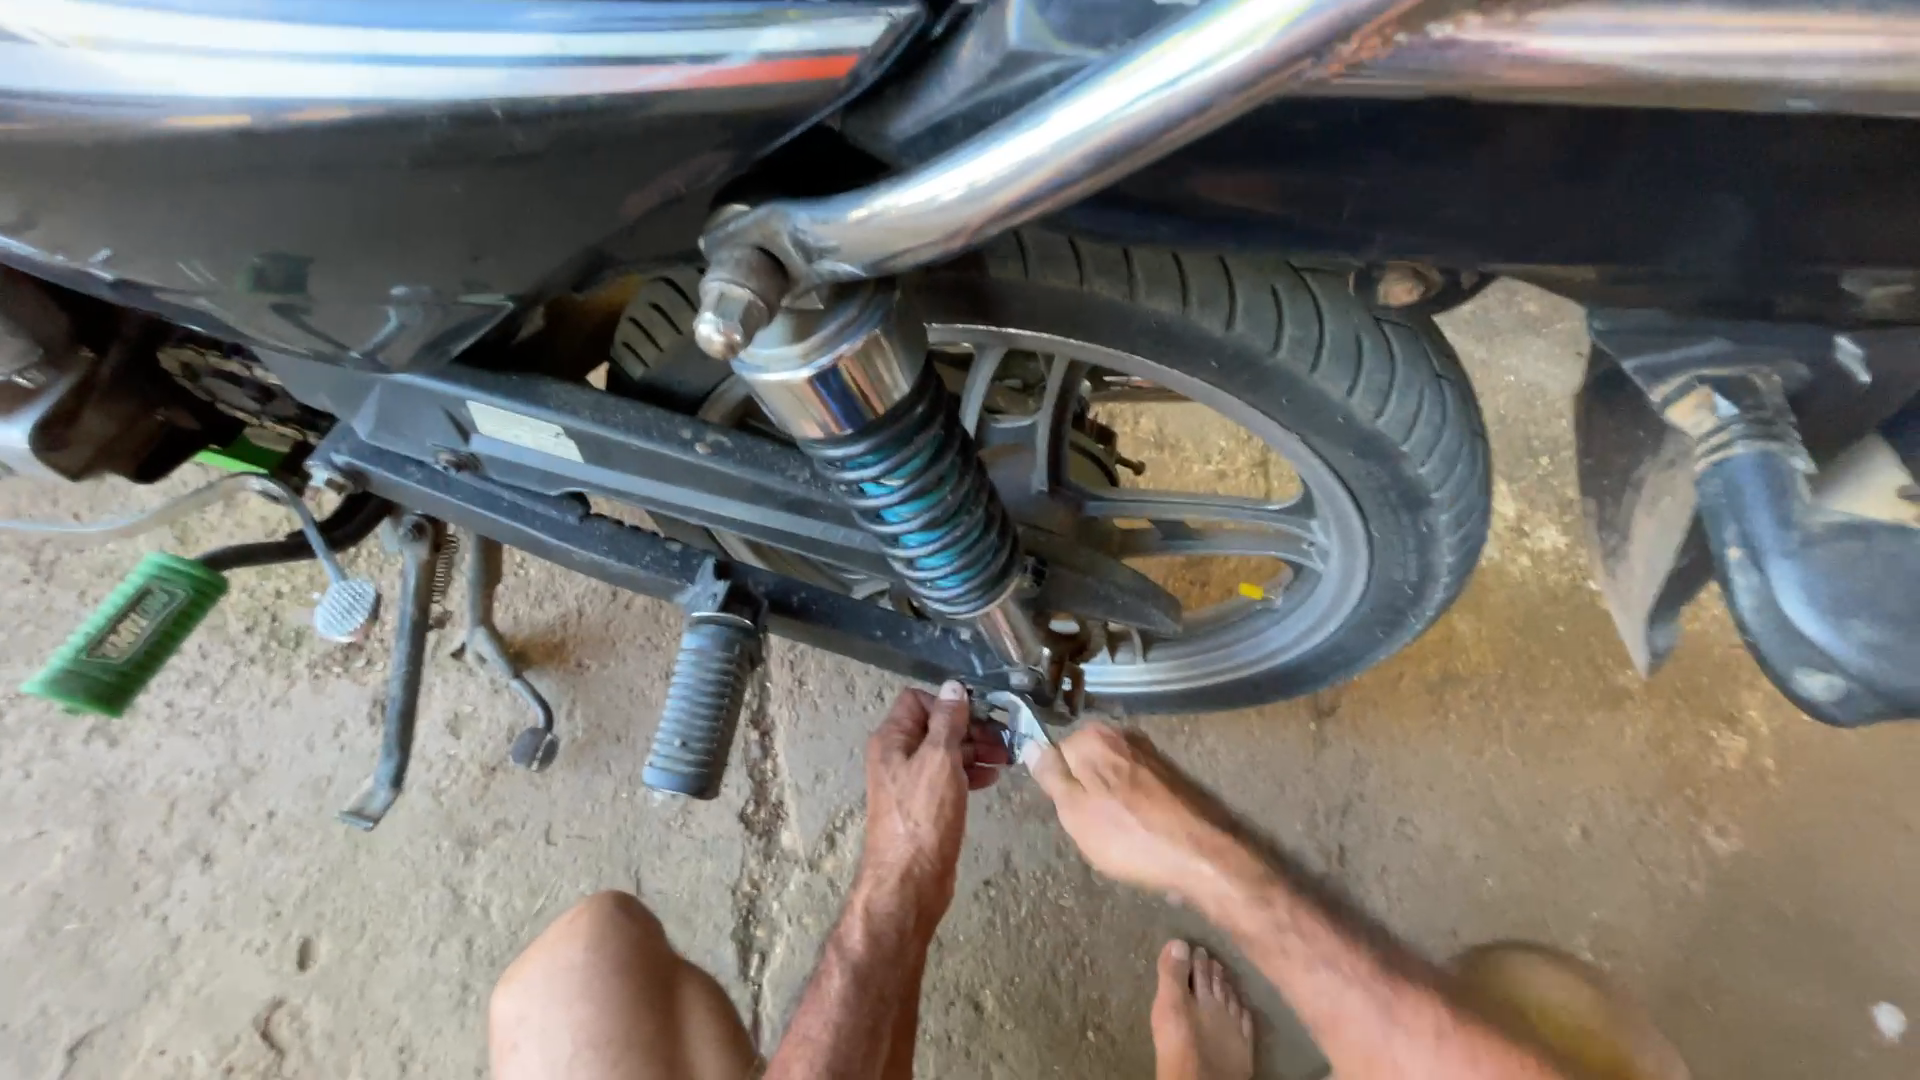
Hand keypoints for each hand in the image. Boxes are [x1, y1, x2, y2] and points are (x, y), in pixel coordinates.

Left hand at [857, 682, 1010, 933]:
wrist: (909, 882)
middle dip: (969, 728)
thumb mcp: (939, 759)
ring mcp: (910, 782)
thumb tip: (953, 686)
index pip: (918, 700)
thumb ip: (947, 721)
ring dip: (975, 750)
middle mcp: (897, 756)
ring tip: (1006, 757)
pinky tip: (992, 778)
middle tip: (1004, 738)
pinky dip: (970, 773)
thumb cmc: (923, 815)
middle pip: (935, 726)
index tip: (980, 714)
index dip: (948, 703)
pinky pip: (949, 777)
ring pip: (946, 753)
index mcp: (892, 739)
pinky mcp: (925, 805)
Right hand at [1026, 723, 1239, 899]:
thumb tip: (1030, 745)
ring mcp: (1149, 752)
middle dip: (1086, 794)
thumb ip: (1050, 774)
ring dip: (1111, 802)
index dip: (1059, 789)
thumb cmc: (1128, 836)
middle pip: (1084, 764)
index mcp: (1092, 736)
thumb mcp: (1074, 811)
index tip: (1072, 815)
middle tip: (1095, 828)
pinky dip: (1134, 806)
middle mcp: (1121, 734)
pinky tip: (1142, 831)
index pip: (1055, 756)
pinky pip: (1135, 787)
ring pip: (1110, 777)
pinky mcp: (1170, 774)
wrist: (1201, 856)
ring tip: (1121, 834)